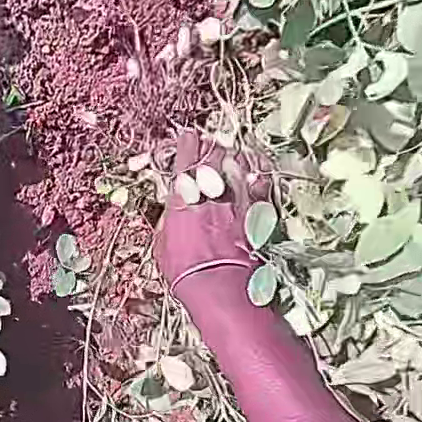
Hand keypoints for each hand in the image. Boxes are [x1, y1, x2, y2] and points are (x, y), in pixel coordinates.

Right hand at [155, 130, 269, 296]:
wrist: (217, 285)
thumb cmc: (183, 269)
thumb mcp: (162, 242)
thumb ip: (169, 219)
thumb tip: (172, 212)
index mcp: (182, 199)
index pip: (185, 160)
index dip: (187, 144)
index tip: (188, 135)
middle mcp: (210, 194)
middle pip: (214, 157)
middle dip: (211, 147)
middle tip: (209, 142)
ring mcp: (236, 201)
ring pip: (238, 165)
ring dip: (233, 156)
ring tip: (230, 153)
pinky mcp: (256, 213)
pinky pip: (259, 184)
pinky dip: (256, 174)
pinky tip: (254, 170)